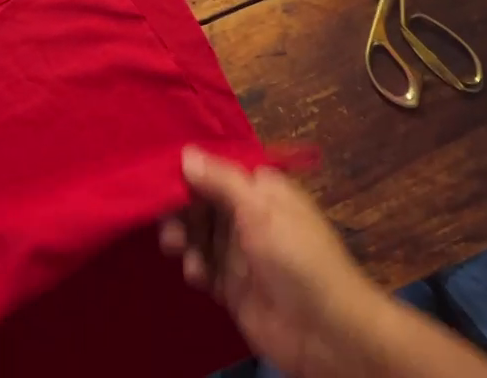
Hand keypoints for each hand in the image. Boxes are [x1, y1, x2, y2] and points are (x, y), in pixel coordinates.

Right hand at [160, 147, 383, 376]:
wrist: (328, 335)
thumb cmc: (297, 259)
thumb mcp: (260, 209)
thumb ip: (221, 180)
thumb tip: (186, 152)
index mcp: (261, 189)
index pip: (216, 169)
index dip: (188, 170)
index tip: (159, 175)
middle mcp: (247, 215)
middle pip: (200, 200)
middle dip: (180, 209)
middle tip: (167, 223)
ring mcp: (239, 251)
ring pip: (196, 232)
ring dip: (183, 238)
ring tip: (179, 250)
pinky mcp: (231, 285)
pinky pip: (201, 265)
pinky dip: (194, 267)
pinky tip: (198, 276)